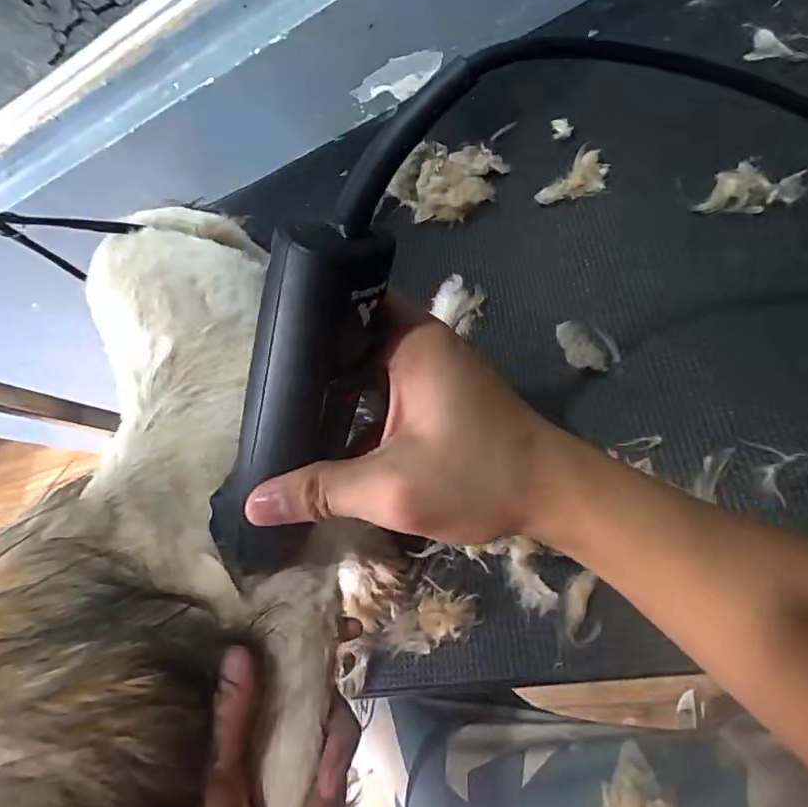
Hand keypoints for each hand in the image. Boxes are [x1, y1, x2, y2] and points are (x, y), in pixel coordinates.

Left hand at [198, 647, 360, 806]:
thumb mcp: (216, 782)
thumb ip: (232, 719)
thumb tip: (238, 650)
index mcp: (268, 724)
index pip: (307, 674)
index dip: (331, 648)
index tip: (349, 630)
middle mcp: (296, 742)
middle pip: (338, 719)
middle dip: (334, 760)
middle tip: (326, 789)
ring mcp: (315, 777)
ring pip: (342, 770)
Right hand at [244, 302, 580, 543]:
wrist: (552, 491)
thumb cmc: (477, 475)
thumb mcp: (392, 487)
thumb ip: (322, 490)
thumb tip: (255, 502)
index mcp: (414, 342)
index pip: (348, 304)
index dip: (306, 317)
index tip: (264, 342)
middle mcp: (427, 345)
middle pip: (357, 338)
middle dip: (316, 363)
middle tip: (264, 384)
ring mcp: (440, 370)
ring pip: (375, 367)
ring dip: (342, 389)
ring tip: (287, 409)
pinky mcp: (447, 396)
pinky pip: (394, 388)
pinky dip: (367, 406)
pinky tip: (335, 434)